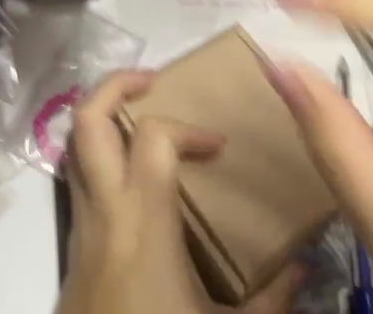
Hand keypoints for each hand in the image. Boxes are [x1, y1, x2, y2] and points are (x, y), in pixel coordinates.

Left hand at [56, 71, 301, 313]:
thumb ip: (270, 300)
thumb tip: (301, 267)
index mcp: (143, 223)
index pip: (152, 137)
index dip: (187, 129)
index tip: (218, 147)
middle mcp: (103, 212)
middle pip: (86, 121)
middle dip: (115, 86)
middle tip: (155, 81)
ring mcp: (79, 229)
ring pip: (72, 148)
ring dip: (101, 119)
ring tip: (141, 117)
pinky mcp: (71, 252)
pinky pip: (77, 184)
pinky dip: (100, 162)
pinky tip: (135, 183)